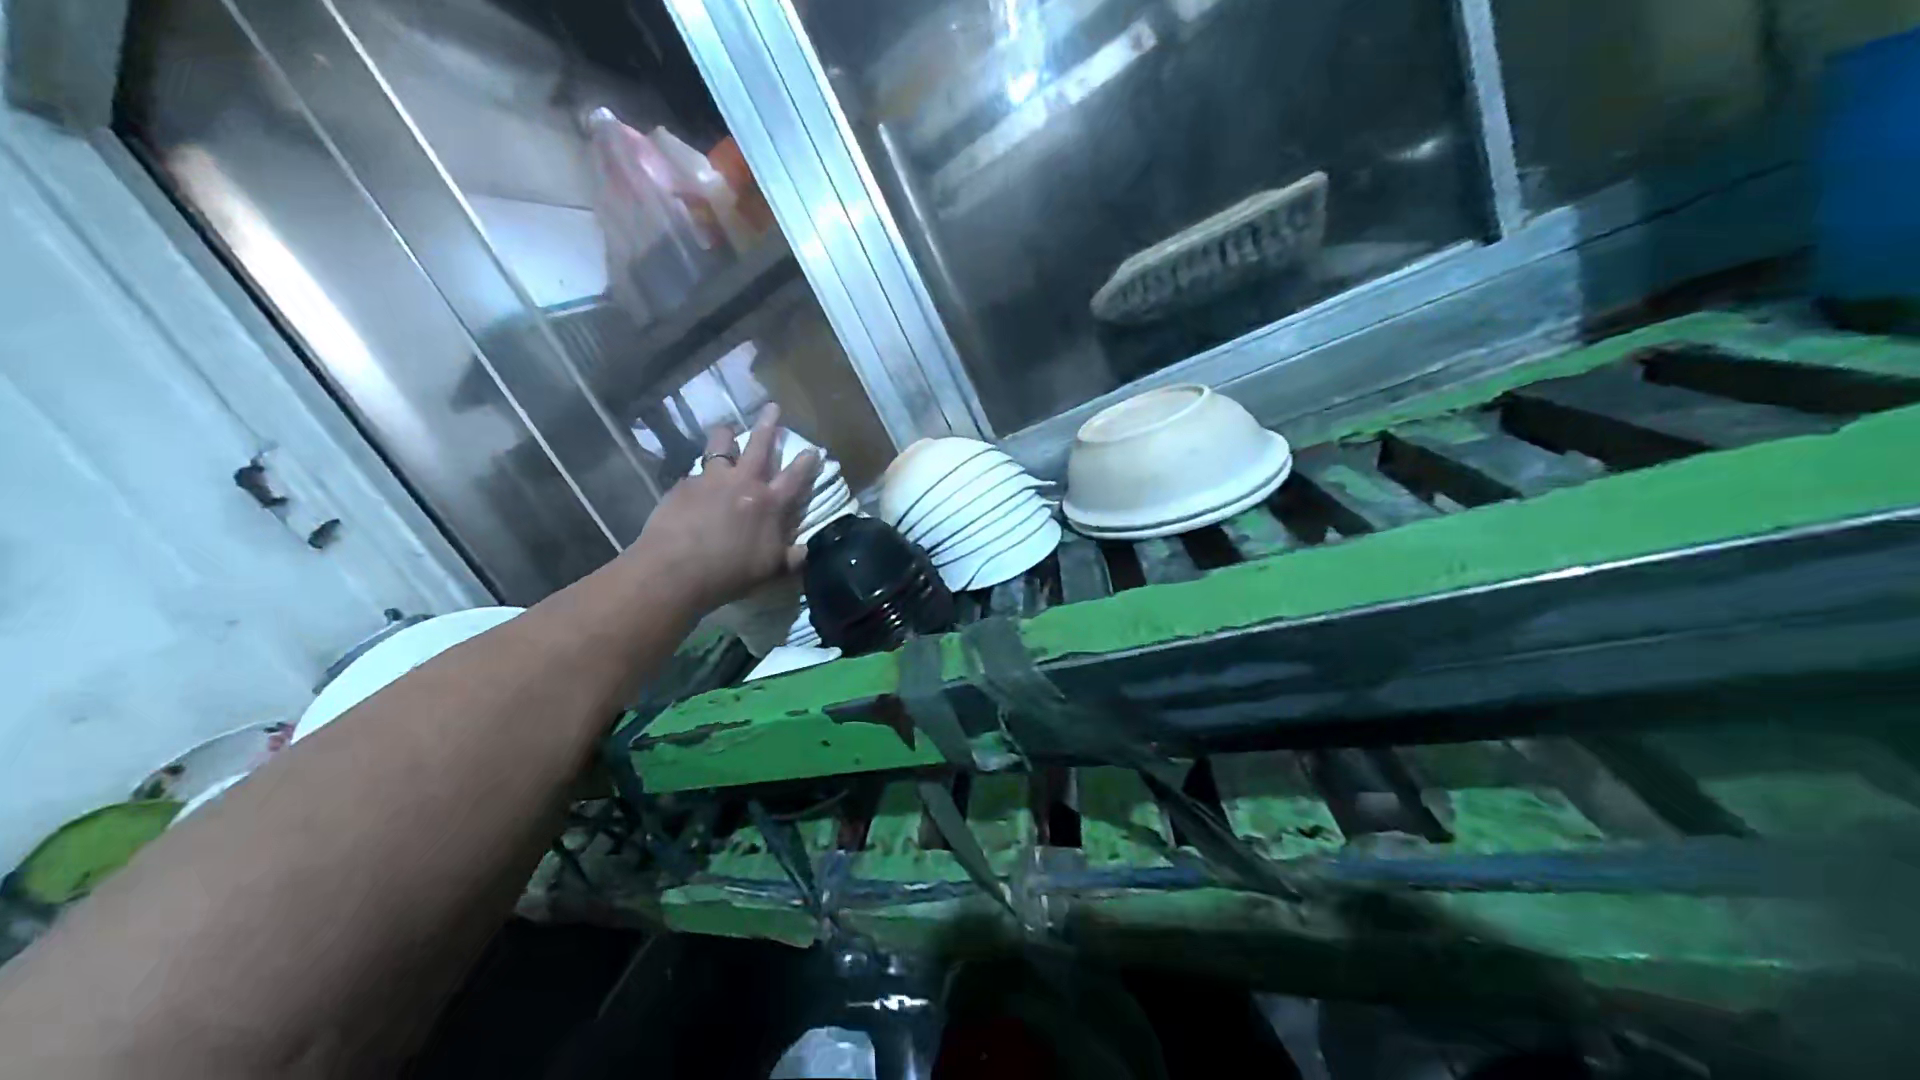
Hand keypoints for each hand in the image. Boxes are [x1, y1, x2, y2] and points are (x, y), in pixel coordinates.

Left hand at [630, 406, 820, 613]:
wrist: (674, 571)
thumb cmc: (729, 573)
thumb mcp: (770, 571)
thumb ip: (791, 559)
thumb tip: (806, 551)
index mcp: (770, 504)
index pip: (795, 477)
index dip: (807, 462)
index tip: (814, 450)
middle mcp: (743, 483)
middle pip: (759, 445)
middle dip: (768, 424)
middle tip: (772, 407)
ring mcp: (711, 480)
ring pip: (720, 446)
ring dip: (725, 435)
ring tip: (725, 430)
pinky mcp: (683, 486)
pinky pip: (694, 474)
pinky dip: (699, 476)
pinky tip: (694, 486)